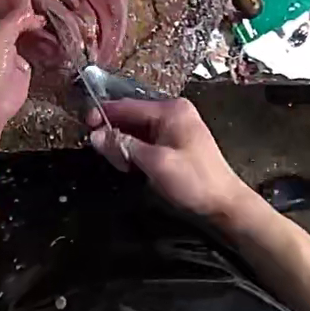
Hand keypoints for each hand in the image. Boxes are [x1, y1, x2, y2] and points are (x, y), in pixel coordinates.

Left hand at [0, 7, 43, 134]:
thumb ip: (16, 18)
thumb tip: (33, 12)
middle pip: (11, 18)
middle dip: (26, 11)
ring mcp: (8, 49)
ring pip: (25, 32)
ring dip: (37, 25)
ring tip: (54, 10)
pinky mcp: (22, 63)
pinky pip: (35, 47)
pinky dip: (45, 41)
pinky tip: (56, 30)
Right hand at [86, 96, 250, 219]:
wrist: (224, 204)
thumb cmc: (193, 181)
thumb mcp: (154, 163)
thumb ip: (123, 146)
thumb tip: (95, 135)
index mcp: (170, 110)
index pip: (127, 106)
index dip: (104, 114)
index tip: (85, 126)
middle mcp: (172, 112)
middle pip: (131, 117)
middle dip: (115, 135)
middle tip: (110, 158)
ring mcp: (175, 127)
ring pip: (136, 130)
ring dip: (124, 146)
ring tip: (124, 166)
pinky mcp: (175, 142)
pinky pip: (146, 140)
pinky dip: (135, 151)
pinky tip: (133, 166)